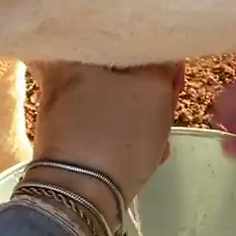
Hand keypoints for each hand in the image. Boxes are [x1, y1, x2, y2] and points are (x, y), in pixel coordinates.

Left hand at [27, 62, 182, 230]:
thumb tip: (165, 55)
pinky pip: (109, 123)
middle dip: (152, 91)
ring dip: (145, 116)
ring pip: (120, 99)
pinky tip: (146, 152)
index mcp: (75, 53)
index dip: (159, 57)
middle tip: (166, 109)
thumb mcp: (154, 89)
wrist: (81, 195)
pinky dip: (129, 134)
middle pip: (125, 72)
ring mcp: (62, 106)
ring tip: (157, 138)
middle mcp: (61, 74)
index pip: (130, 40)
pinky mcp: (69, 135)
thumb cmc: (118, 135)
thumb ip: (163, 62)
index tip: (174, 79)